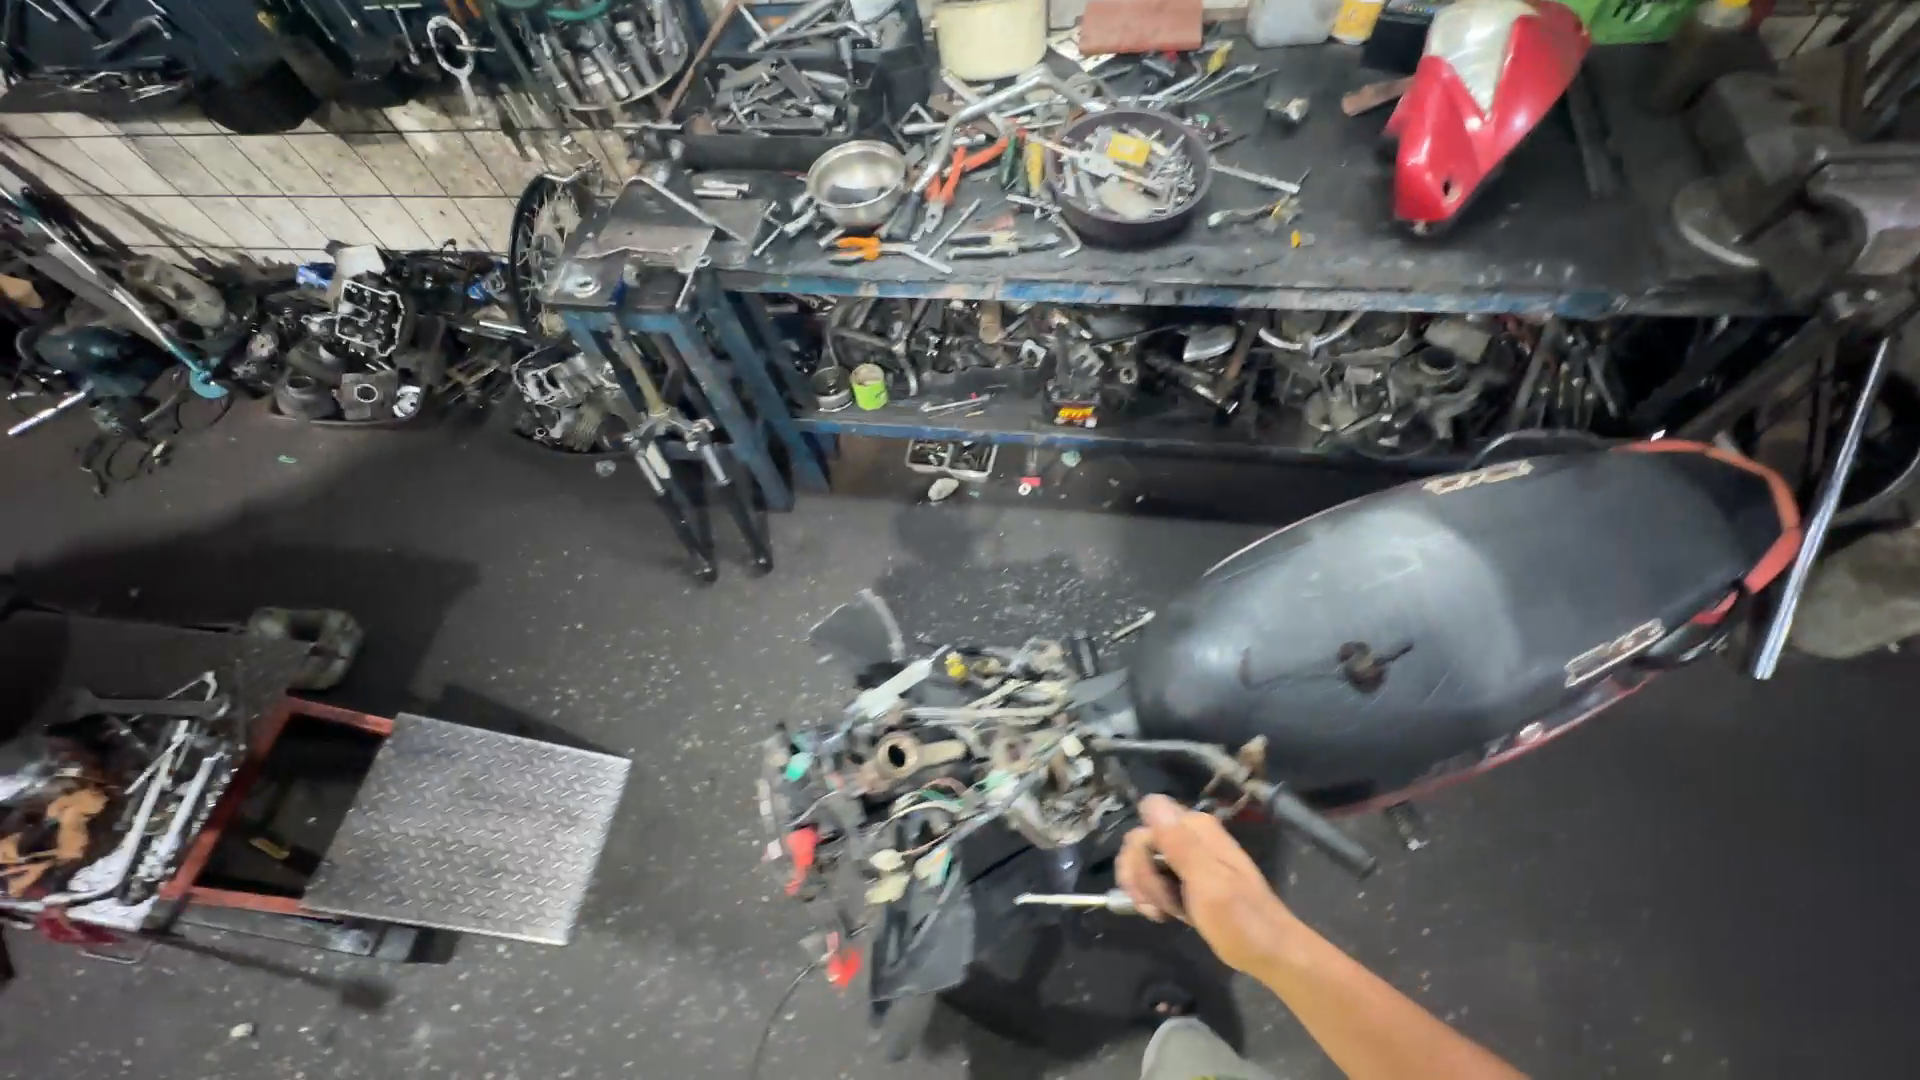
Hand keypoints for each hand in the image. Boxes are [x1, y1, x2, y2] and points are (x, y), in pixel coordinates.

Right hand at [1116, 794, 1299, 975]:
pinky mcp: (1186, 878)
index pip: (1148, 813)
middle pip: (1141, 840)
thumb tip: (1152, 801)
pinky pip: (1154, 877)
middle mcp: (1190, 834)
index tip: (1153, 878)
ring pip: (1143, 860)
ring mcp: (1188, 857)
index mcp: (1196, 828)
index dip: (1141, 846)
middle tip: (1158, 905)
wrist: (1270, 954)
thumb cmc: (1242, 921)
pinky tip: (1162, 915)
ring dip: (1144, 888)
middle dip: (1140, 874)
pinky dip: (1151, 896)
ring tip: (1162, 913)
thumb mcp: (1208, 883)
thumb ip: (1180, 843)